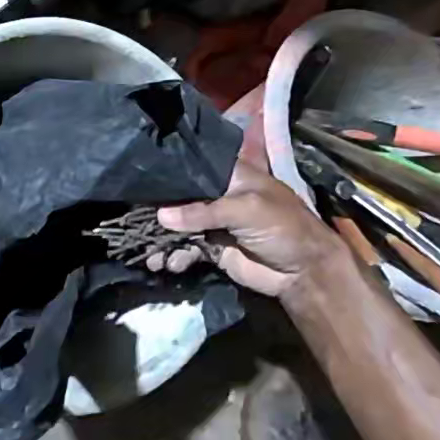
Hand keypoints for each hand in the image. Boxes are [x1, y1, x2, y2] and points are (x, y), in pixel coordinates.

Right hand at [150, 122, 352, 297]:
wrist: (304, 271)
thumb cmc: (282, 227)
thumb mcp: (244, 209)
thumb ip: (202, 211)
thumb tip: (161, 216)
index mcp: (229, 175)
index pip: (192, 168)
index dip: (168, 173)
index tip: (139, 180)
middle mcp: (217, 195)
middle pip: (179, 198)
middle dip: (158, 212)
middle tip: (135, 224)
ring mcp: (213, 223)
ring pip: (179, 226)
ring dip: (163, 239)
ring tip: (151, 254)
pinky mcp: (212, 248)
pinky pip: (186, 249)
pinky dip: (174, 256)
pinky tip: (166, 263)